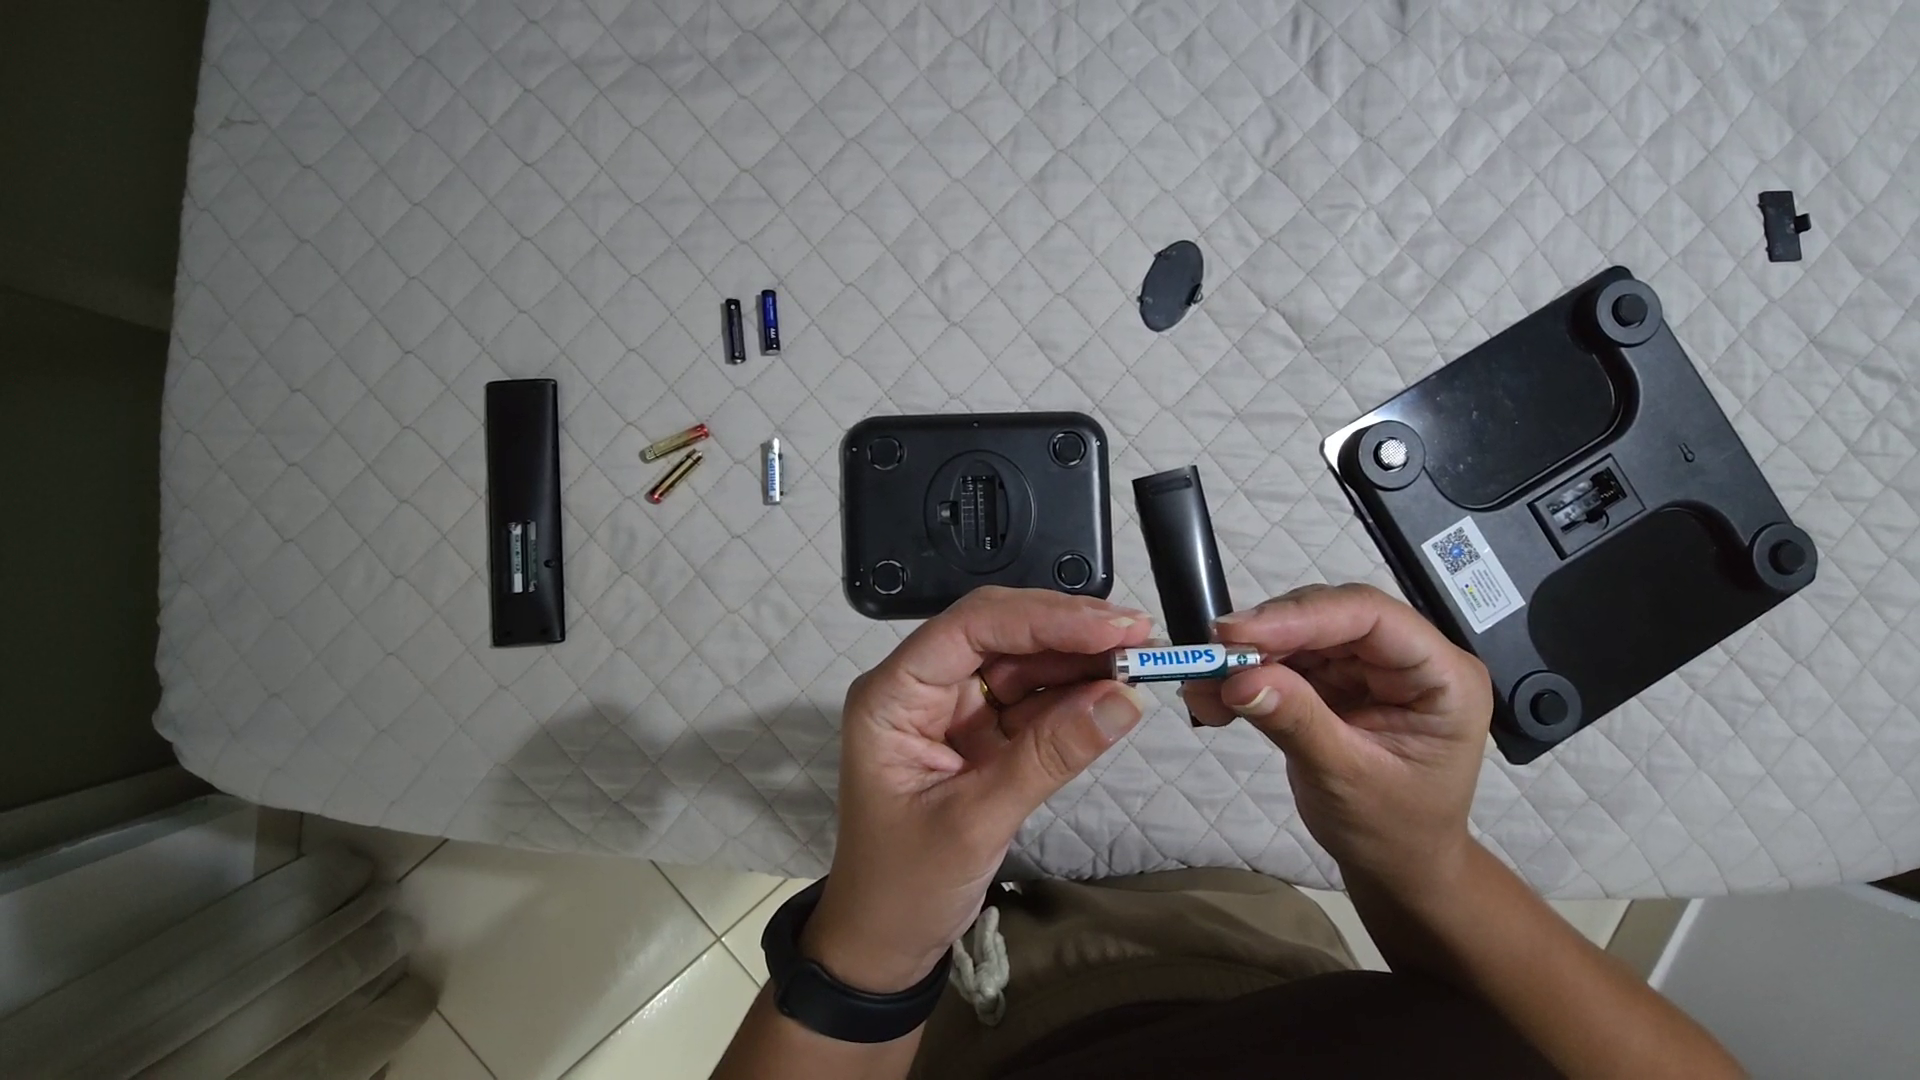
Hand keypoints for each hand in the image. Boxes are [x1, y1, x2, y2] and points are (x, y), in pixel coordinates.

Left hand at [804, 587, 1153, 992]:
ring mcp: (952, 708)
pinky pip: (1031, 700)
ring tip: (1140, 659)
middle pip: (999, 633)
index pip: (969, 629)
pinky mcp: (980, 732)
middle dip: (1067, 630)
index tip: (1112, 627)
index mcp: (893, 694)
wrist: (884, 941)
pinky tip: (1112, 690)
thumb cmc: (905, 886)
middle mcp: (921, 686)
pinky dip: (1073, 695)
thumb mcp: (975, 823)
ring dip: (1079, 659)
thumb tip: (1124, 700)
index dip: (1043, 618)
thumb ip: (1048, 756)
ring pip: (1021, 661)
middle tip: (1139, 634)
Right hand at [1181, 583, 1492, 897]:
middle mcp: (1406, 656)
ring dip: (1244, 655)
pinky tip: (1210, 697)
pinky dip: (1243, 675)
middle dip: (1265, 635)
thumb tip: (1238, 679)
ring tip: (1200, 684)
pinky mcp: (1332, 677)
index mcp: (1441, 676)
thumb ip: (1298, 723)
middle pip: (1328, 616)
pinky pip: (1281, 659)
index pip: (1371, 617)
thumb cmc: (1392, 829)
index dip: (1302, 616)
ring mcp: (1366, 665)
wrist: (1394, 864)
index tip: (1234, 634)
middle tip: (1209, 658)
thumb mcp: (1346, 780)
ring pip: (1296, 632)